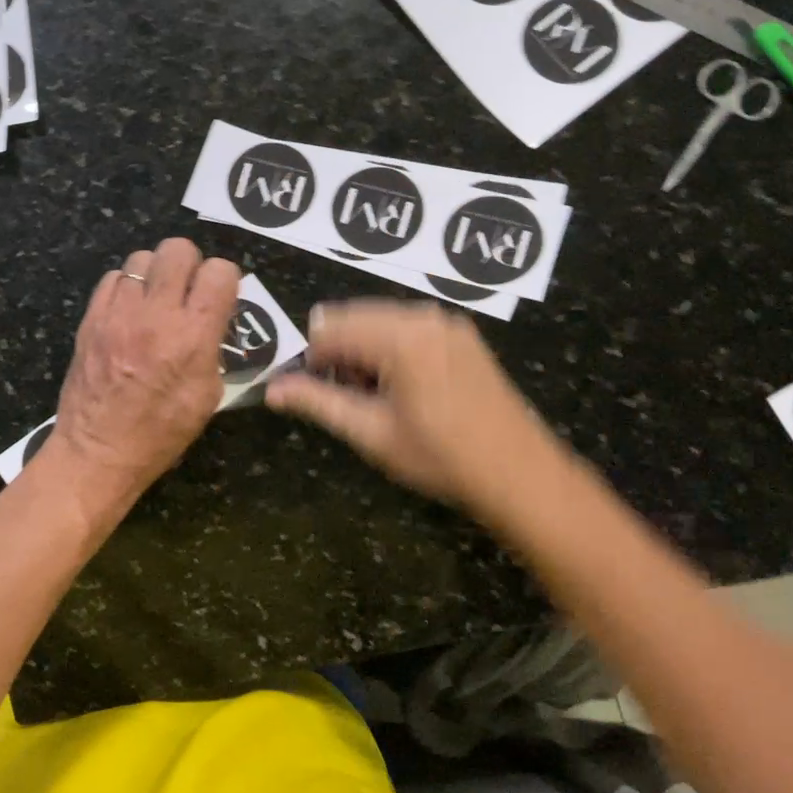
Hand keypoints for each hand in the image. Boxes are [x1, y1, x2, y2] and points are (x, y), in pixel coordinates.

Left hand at [43, 239, 239, 511]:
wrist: (98, 450)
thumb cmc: (160, 433)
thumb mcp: (208, 396)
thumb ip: (213, 347)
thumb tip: (213, 318)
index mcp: (193, 337)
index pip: (220, 272)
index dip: (225, 280)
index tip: (220, 296)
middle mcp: (155, 315)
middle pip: (178, 249)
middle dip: (190, 265)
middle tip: (187, 291)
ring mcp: (118, 313)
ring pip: (142, 258)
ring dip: (155, 274)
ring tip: (156, 301)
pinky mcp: (91, 318)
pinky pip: (113, 278)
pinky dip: (125, 288)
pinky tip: (129, 312)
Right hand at [263, 300, 573, 513]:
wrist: (521, 475)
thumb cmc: (440, 457)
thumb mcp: (370, 432)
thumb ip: (316, 402)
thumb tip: (271, 390)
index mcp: (399, 337)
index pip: (328, 329)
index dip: (313, 361)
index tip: (319, 394)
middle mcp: (423, 317)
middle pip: (351, 317)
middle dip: (339, 353)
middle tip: (350, 398)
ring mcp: (446, 323)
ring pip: (376, 321)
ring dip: (363, 351)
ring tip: (376, 397)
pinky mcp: (460, 334)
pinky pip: (405, 327)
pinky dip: (389, 349)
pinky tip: (401, 389)